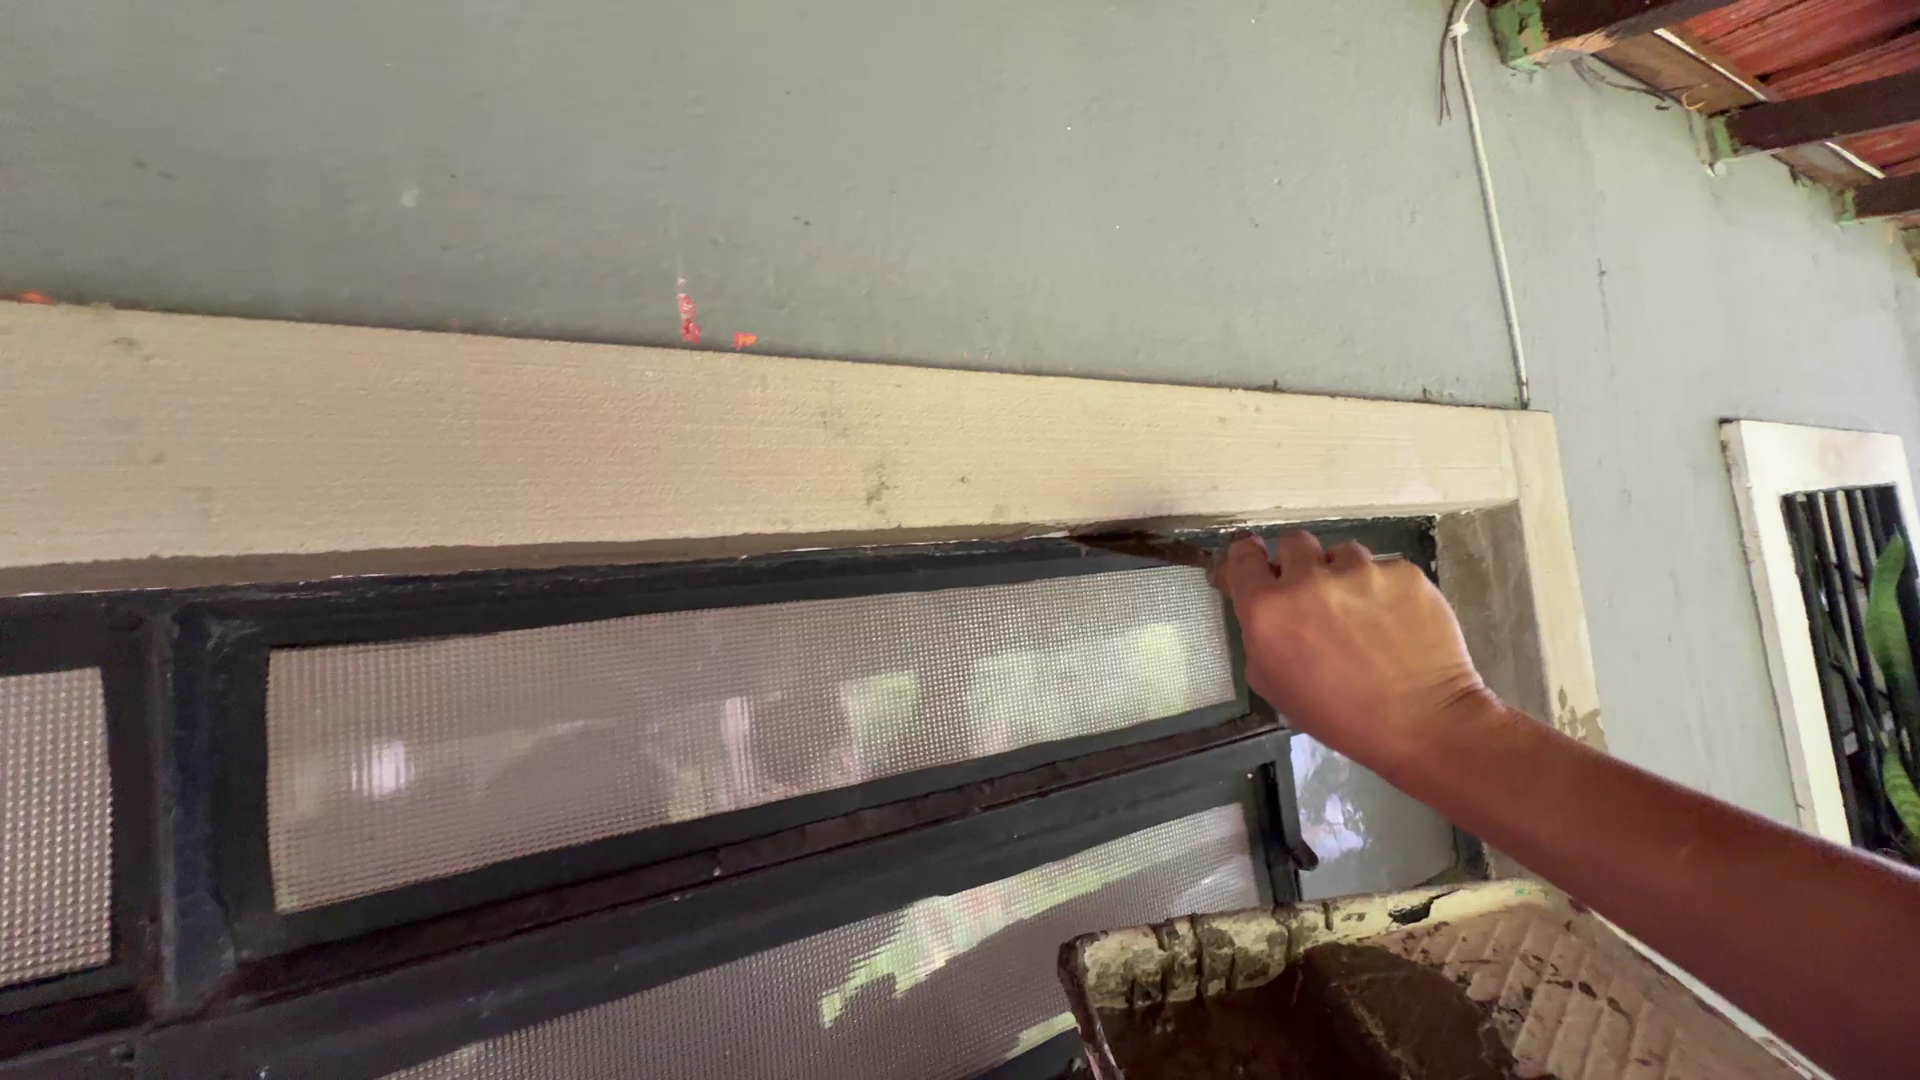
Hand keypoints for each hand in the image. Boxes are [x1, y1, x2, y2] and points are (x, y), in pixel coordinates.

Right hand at [1215, 531, 1490, 767]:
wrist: (1422, 723)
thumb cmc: (1336, 714)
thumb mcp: (1270, 681)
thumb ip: (1259, 633)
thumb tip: (1265, 607)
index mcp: (1267, 609)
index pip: (1243, 556)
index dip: (1248, 558)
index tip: (1257, 565)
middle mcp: (1308, 580)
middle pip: (1292, 542)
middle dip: (1298, 563)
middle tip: (1312, 594)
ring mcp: (1360, 571)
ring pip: (1341, 554)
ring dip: (1343, 576)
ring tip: (1362, 611)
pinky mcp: (1404, 573)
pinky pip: (1383, 569)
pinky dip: (1383, 589)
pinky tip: (1395, 621)